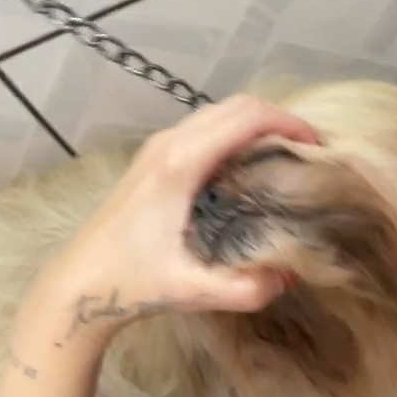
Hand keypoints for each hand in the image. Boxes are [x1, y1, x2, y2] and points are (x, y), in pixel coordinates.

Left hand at [20, 96, 318, 354]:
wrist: (78, 283)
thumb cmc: (131, 283)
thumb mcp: (192, 291)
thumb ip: (247, 289)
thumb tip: (292, 273)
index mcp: (181, 164)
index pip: (247, 117)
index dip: (290, 124)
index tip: (318, 148)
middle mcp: (170, 143)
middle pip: (237, 105)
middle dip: (280, 119)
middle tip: (309, 153)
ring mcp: (159, 146)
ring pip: (220, 112)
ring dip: (258, 124)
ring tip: (287, 158)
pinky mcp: (155, 157)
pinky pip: (206, 127)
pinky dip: (237, 133)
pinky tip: (250, 168)